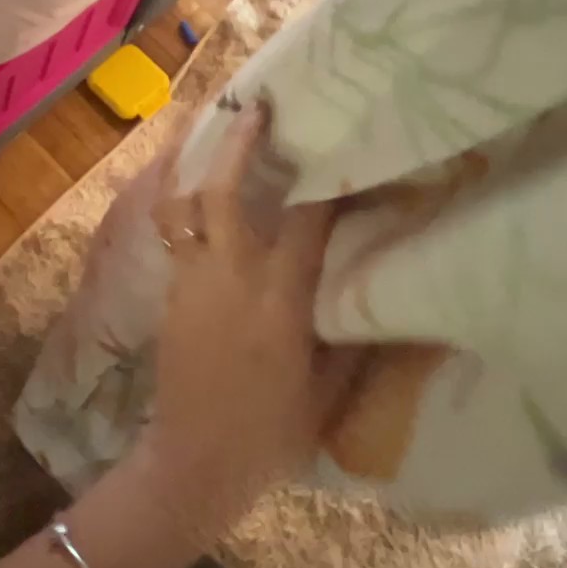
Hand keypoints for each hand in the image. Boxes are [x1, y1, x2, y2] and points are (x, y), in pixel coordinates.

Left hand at [137, 102, 353, 528]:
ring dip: (194, 162)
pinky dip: (180, 198)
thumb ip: (360, 340)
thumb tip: (398, 300)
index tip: (343, 147)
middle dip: (236, 143)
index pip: (306, 221)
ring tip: (205, 126)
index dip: (327, 181)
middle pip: (223, 192)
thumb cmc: (271, 434)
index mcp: (278, 302)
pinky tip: (191, 183)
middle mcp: (229, 278)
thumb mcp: (330, 394)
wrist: (193, 461)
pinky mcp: (169, 292)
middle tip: (252, 106)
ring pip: (184, 205)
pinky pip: (172, 231)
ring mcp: (190, 282)